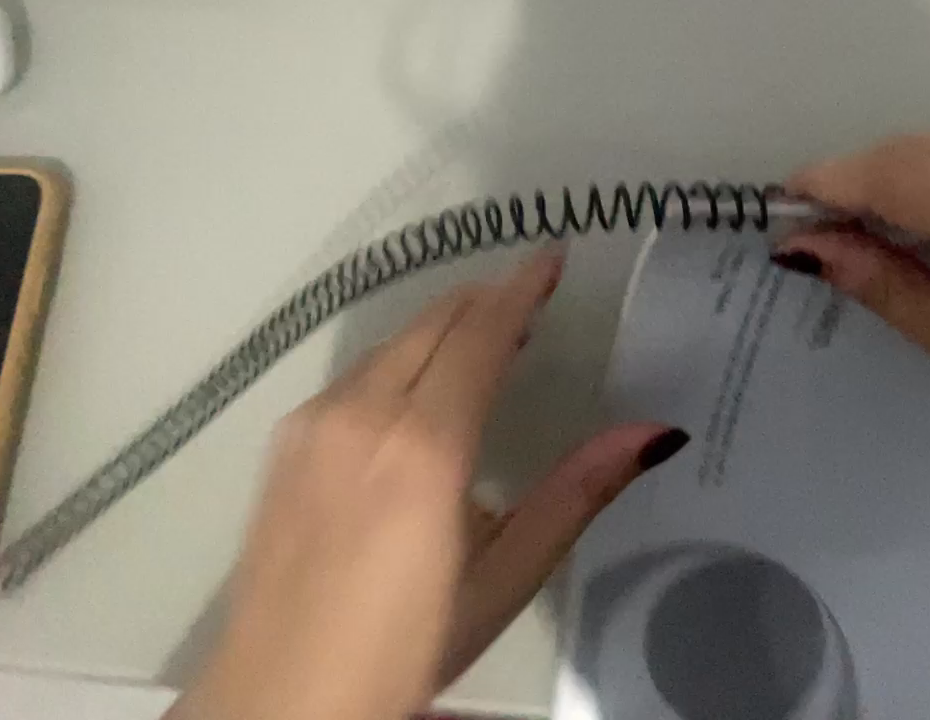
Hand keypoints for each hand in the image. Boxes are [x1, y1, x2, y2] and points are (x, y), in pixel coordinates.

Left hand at [169, 249, 688, 719]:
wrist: (275, 708)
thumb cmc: (405, 648)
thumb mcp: (504, 577)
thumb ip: (577, 492)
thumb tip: (653, 432)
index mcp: (423, 446)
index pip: (480, 334)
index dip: (520, 288)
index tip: (551, 255)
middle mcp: (361, 412)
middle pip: (435, 322)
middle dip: (487, 300)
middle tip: (533, 301)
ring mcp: (314, 420)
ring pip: (394, 341)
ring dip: (445, 328)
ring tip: (489, 343)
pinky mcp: (286, 439)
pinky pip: (359, 371)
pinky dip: (404, 357)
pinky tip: (421, 388)